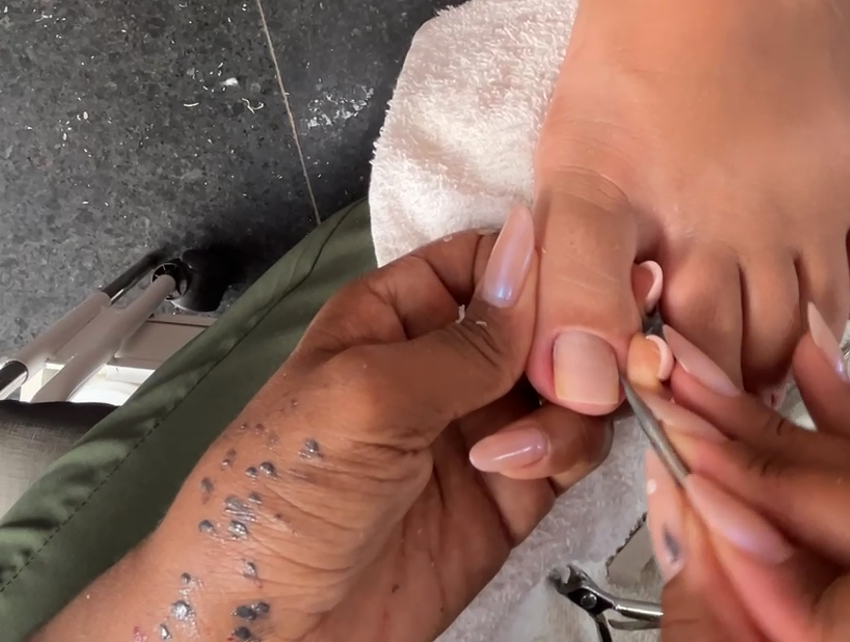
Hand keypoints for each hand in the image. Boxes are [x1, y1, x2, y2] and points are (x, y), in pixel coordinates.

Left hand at [41, 207, 609, 641]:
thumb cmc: (281, 494)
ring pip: (564, 382)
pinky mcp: (507, 492)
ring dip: (565, 401)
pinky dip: (567, 449)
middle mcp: (441, 359)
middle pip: (535, 318)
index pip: (480, 258)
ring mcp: (477, 425)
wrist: (270, 639)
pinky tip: (520, 470)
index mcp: (393, 314)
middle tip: (576, 362)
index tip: (578, 279)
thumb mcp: (365, 398)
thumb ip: (461, 341)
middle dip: (564, 334)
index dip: (530, 262)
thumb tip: (529, 247)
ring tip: (517, 445)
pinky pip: (569, 448)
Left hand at [531, 0, 849, 409]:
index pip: (679, 365)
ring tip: (750, 374)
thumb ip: (575, 271)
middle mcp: (766, 237)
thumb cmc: (630, 30)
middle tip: (695, 406)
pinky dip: (840, 307)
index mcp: (677, 234)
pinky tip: (813, 308)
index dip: (663, 400)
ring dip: (777, 355)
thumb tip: (580, 388)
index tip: (647, 409)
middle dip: (718, 389)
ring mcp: (832, 204)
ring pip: (812, 324)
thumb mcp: (572, 149)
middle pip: (750, 353)